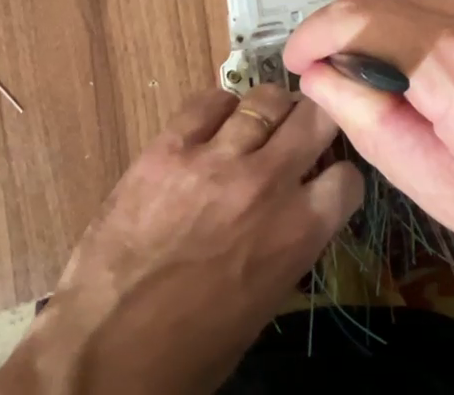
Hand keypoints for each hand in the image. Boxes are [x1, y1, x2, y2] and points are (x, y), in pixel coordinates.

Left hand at [0, 86, 362, 394]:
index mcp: (298, 231)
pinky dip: (218, 107)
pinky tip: (215, 122)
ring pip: (265, 99)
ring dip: (270, 110)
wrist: (105, 354)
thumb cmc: (192, 349)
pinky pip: (207, 102)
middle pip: (316, 117)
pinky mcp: (167, 149)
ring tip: (259, 123)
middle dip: (316, 123)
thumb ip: (291, 244)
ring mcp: (215, 159)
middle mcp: (266, 183)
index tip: (325, 179)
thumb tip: (298, 212)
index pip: (348, 175)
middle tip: (301, 132)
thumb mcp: (266, 302)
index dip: (338, 176)